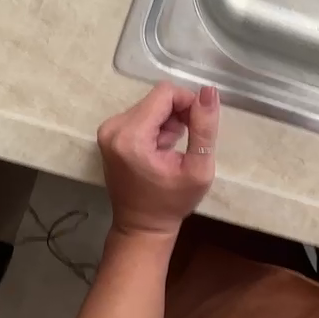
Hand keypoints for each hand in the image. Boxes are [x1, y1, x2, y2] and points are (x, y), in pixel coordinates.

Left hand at [96, 82, 219, 239]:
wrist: (141, 226)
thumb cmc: (172, 202)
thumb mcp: (199, 169)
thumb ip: (204, 129)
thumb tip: (209, 91)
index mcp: (131, 136)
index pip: (165, 93)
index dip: (188, 103)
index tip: (197, 128)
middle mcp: (113, 127)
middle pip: (157, 98)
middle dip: (178, 114)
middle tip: (187, 142)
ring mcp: (109, 130)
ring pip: (151, 104)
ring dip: (168, 121)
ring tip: (172, 149)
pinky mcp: (110, 133)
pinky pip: (142, 114)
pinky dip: (157, 126)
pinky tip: (161, 149)